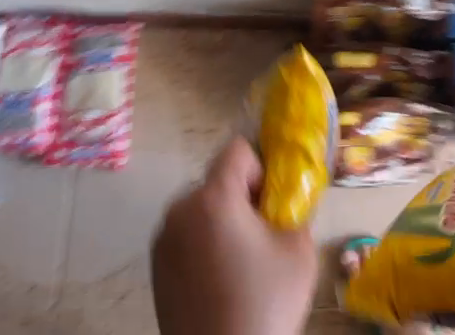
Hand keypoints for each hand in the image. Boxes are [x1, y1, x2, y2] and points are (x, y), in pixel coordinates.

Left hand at [152, 136, 320, 334]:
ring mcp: (163, 237)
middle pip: (217, 181)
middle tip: (261, 238)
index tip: (272, 203)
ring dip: (221, 222)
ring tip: (240, 266)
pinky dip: (202, 245)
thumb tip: (288, 197)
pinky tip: (218, 281)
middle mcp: (180, 208)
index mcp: (213, 197)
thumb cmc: (265, 304)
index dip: (261, 169)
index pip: (238, 149)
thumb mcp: (298, 251)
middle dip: (241, 200)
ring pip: (201, 209)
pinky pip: (186, 235)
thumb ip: (295, 208)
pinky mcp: (155, 265)